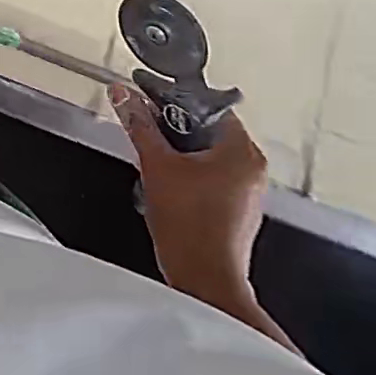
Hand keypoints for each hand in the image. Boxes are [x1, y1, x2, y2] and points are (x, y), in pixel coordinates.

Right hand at [109, 83, 268, 307]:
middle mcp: (251, 168)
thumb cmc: (190, 228)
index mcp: (241, 151)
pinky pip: (211, 173)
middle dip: (174, 124)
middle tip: (146, 122)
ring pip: (208, 152)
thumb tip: (125, 95)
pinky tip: (166, 178)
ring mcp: (246, 190)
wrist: (204, 281)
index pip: (208, 105)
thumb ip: (139, 124)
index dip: (175, 97)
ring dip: (179, 148)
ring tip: (153, 151)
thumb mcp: (156, 164)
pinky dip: (188, 169)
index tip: (150, 93)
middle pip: (208, 128)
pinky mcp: (236, 207)